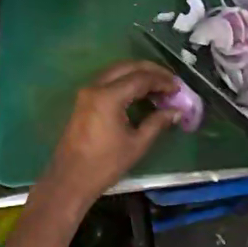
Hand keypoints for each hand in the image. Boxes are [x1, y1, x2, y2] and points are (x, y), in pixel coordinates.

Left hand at [40, 61, 179, 206]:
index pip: (141, 78)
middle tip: (170, 80)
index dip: (162, 80)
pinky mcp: (84, 99)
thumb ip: (157, 122)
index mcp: (109, 96)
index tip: (178, 88)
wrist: (69, 180)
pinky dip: (125, 81)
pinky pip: (108, 81)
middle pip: (127, 67)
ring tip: (158, 86)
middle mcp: (96, 87)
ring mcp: (87, 92)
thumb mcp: (136, 144)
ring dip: (137, 74)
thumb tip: (176, 111)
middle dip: (151, 71)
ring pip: (116, 71)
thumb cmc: (104, 165)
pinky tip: (139, 93)